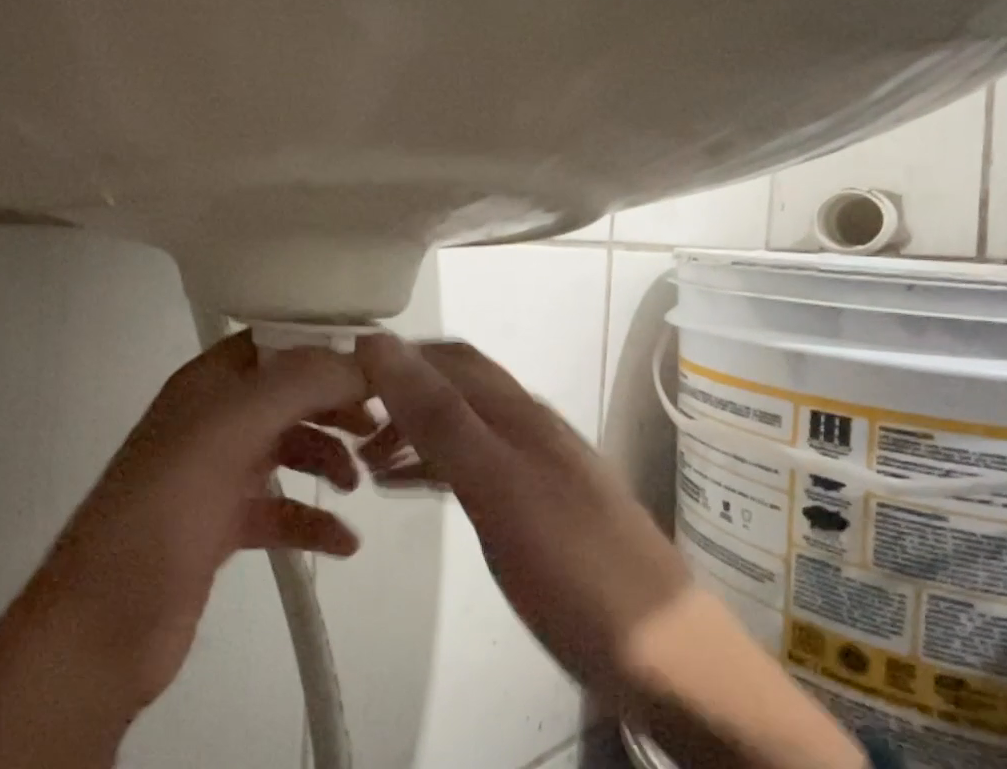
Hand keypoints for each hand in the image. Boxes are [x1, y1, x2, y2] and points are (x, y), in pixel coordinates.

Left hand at [28, 330, 373, 703]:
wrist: (105, 621)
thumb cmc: (165, 512)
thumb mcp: (228, 432)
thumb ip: (295, 386)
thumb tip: (361, 361)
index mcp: (204, 387)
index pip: (271, 344)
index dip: (321, 346)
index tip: (378, 365)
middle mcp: (208, 423)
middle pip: (284, 396)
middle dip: (332, 404)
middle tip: (377, 426)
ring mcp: (212, 477)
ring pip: (284, 450)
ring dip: (325, 458)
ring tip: (357, 484)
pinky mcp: (219, 528)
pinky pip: (278, 511)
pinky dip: (312, 521)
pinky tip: (344, 543)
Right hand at [356, 335, 864, 768]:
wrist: (669, 662)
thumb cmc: (573, 570)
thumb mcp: (495, 486)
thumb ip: (437, 416)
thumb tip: (379, 344)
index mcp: (520, 414)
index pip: (446, 358)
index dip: (393, 359)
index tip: (336, 383)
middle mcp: (531, 428)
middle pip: (454, 388)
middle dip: (397, 395)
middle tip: (343, 428)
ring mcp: (540, 469)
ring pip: (462, 428)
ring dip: (412, 433)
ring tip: (363, 464)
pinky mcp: (542, 510)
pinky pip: (475, 467)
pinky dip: (434, 467)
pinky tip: (412, 491)